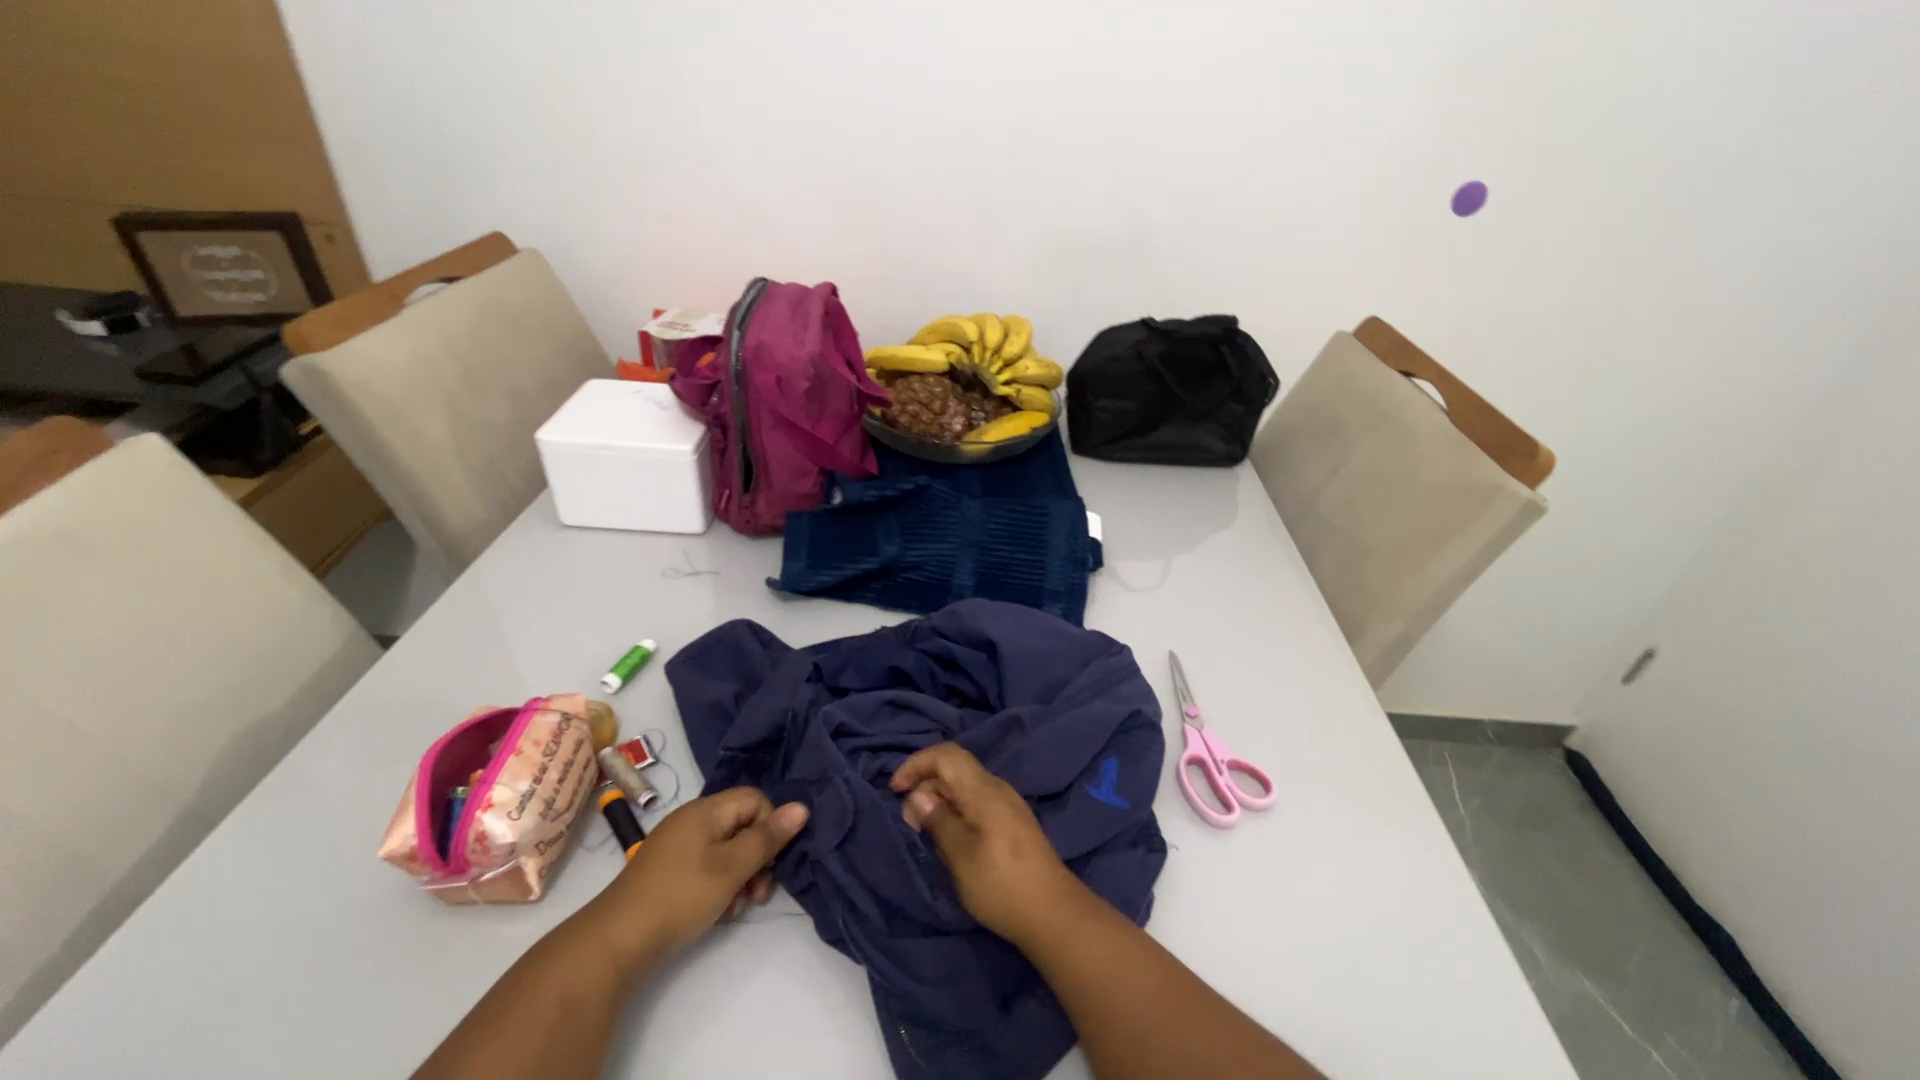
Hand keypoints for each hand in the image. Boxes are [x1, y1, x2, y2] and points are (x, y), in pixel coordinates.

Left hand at [585, 788, 808, 962]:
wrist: (618, 939)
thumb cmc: (681, 895)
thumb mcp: (732, 867)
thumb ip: (767, 838)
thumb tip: (802, 807)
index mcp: (706, 810)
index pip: (755, 799)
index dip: (771, 826)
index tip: (771, 862)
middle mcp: (692, 821)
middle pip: (743, 825)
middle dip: (759, 857)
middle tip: (759, 892)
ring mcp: (679, 846)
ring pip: (728, 850)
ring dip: (743, 876)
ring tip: (739, 906)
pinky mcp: (671, 871)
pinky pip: (709, 866)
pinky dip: (721, 885)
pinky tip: (720, 911)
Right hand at [891, 743, 1085, 944]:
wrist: (1054, 915)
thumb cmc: (1001, 884)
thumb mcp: (960, 854)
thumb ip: (937, 820)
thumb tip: (918, 796)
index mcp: (984, 790)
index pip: (947, 755)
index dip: (917, 764)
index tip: (895, 790)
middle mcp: (998, 791)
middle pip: (955, 772)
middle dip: (925, 788)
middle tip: (910, 824)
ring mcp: (1008, 809)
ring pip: (965, 791)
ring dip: (940, 805)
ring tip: (926, 837)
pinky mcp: (1013, 828)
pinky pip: (976, 808)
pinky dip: (956, 817)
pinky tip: (950, 845)